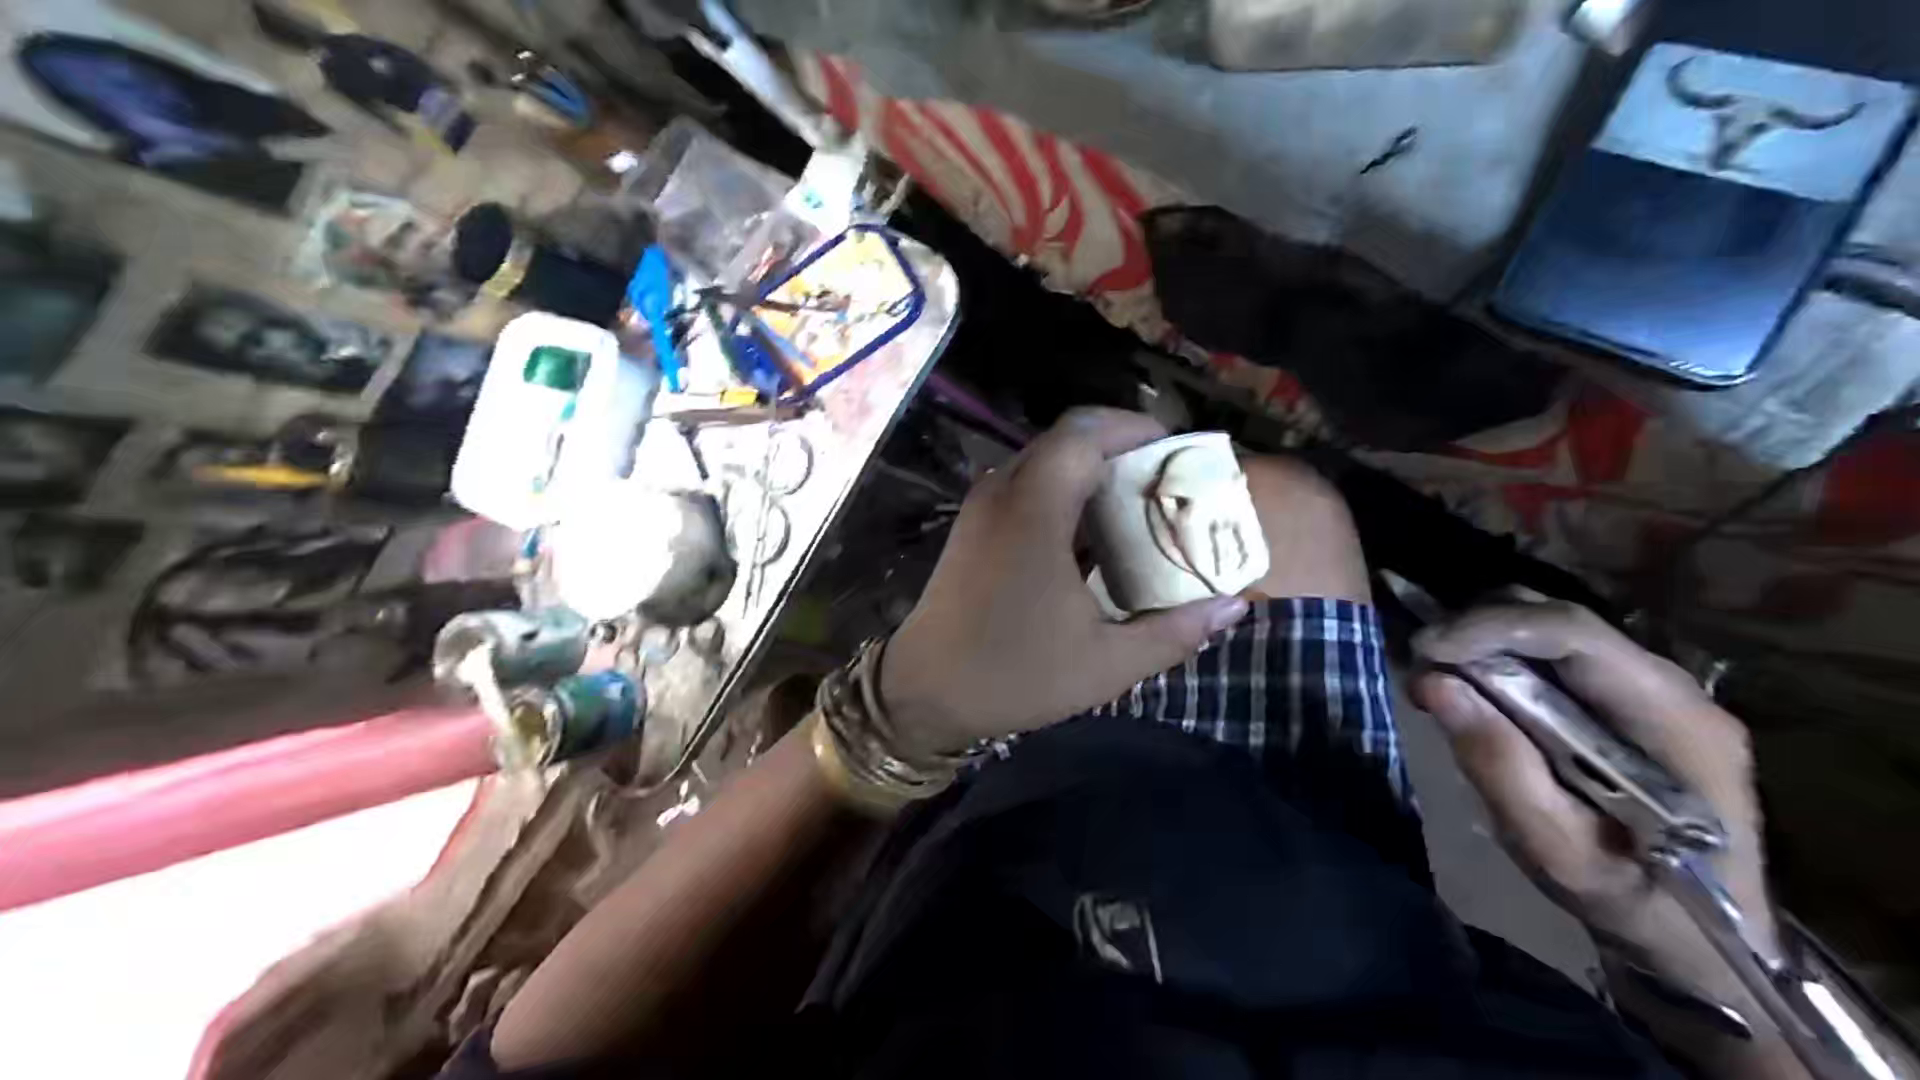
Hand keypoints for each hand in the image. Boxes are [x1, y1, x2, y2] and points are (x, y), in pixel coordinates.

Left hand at [882, 408, 1249, 755]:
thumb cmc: (1014, 675)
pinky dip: (1065, 491)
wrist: (924, 692)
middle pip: (1067, 438)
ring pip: (1045, 459)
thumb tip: (1235, 605)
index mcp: (1034, 510)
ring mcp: (983, 506)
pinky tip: (1093, 532)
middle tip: (1168, 480)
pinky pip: (1027, 485)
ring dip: (1092, 469)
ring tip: (1139, 503)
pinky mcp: (975, 525)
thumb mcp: (1107, 663)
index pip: (1086, 434)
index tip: (1180, 454)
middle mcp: (1004, 492)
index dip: (1136, 430)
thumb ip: (1175, 631)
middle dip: (1122, 446)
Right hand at [1409, 596, 1775, 968]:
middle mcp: (1667, 686)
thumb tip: (1431, 683)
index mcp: (1675, 721)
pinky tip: (1462, 684)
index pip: (1575, 633)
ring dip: (1477, 639)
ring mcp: (1645, 686)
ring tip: (1433, 678)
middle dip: (1473, 628)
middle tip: (1418, 666)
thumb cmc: (1636, 900)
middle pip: (1555, 617)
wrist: (1704, 937)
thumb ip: (1499, 767)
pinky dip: (1490, 654)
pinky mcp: (1617, 694)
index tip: (1424, 650)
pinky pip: (1543, 650)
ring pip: (1544, 624)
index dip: (1490, 628)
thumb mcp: (1558, 851)